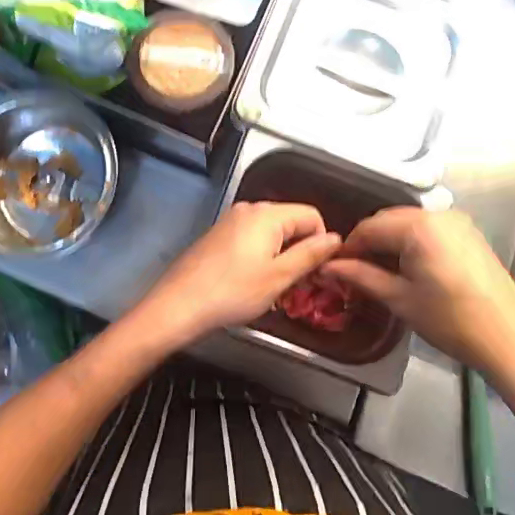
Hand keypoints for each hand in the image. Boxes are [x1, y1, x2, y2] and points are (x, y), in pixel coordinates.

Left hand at [130, 202, 342, 346]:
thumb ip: (310, 254)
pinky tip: (254, 283)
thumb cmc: (232, 292)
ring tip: (277, 288)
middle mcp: (248, 210)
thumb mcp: (279, 276)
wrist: (180, 304)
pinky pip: (251, 240)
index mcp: (267, 215)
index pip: (311, 215)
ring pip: (271, 233)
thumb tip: (334, 239)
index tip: (318, 271)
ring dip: (281, 257)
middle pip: (291, 222)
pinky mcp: (218, 236)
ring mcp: (230, 221)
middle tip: (300, 285)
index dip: (321, 242)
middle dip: (301, 250)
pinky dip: (261, 257)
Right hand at [321, 208, 514, 384]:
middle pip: (388, 220)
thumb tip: (330, 267)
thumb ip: (361, 276)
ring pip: (408, 224)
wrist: (508, 339)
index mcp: (419, 227)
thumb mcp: (399, 299)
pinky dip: (410, 244)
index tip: (335, 267)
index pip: (369, 227)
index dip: (348, 247)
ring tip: (378, 274)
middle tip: (353, 272)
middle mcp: (439, 215)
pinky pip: (428, 230)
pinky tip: (406, 270)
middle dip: (368, 243)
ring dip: (388, 243)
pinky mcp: (469, 235)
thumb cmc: (451, 321)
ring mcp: (458, 223)